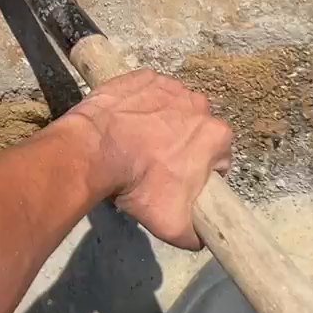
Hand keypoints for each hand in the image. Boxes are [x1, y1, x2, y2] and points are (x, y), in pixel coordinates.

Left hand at [60, 70, 232, 247]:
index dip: (201, 172)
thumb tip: (201, 236)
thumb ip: (199, 234)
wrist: (93, 150)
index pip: (218, 158)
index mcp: (217, 136)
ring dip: (161, 120)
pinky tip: (125, 119)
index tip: (180, 180)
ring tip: (137, 140)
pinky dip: (138, 102)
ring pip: (172, 107)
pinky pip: (146, 89)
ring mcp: (167, 85)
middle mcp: (198, 104)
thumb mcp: (175, 226)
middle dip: (182, 144)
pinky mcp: (139, 75)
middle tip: (156, 162)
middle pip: (195, 129)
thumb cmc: (138, 185)